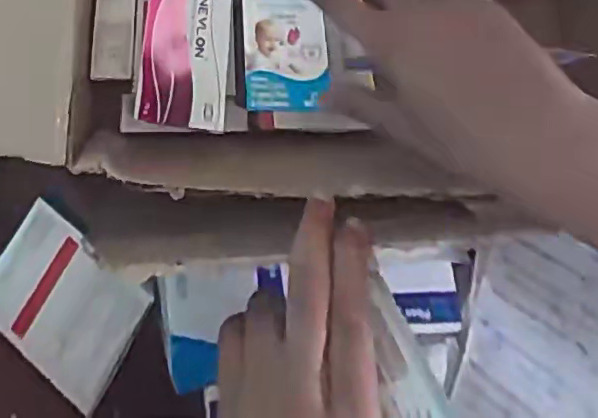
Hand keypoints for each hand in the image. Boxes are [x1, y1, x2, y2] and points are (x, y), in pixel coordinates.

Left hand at [217, 199, 378, 417]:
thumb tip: (371, 335)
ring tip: (296, 314)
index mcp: (350, 410)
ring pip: (263, 309)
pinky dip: (248, 323)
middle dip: (314, 242)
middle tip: (321, 200)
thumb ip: (374, 391)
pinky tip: (261, 338)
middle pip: (305, 298)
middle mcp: (298, 389)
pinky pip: (233, 332)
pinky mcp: (223, 394)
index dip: (352, 268)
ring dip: (279, 297)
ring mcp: (254, 388)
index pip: (352, 323)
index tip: (354, 224)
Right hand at [299, 0, 597, 312]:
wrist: (550, 137)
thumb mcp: (407, 130)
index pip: (340, 2)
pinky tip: (462, 53)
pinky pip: (454, 7)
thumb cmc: (467, 143)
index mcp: (390, 41)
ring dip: (407, 7)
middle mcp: (418, 12)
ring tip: (420, 41)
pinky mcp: (490, 9)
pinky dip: (445, 20)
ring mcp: (457, 6)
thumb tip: (324, 91)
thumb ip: (362, 104)